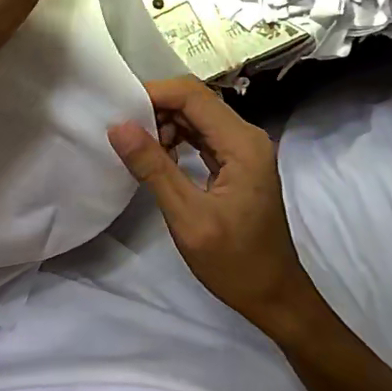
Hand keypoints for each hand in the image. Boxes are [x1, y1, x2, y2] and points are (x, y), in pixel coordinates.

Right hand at [107, 78, 320, 332]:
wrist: (274, 296)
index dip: (154, 94)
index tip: (117, 109)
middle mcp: (247, 136)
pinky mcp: (238, 162)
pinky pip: (203, 136)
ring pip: (198, 117)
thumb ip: (153, 168)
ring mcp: (245, 149)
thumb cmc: (234, 262)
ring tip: (138, 148)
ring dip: (165, 124)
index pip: (193, 96)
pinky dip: (178, 139)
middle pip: (196, 101)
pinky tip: (159, 158)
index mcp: (242, 143)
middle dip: (157, 108)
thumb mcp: (188, 218)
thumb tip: (118, 126)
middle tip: (123, 130)